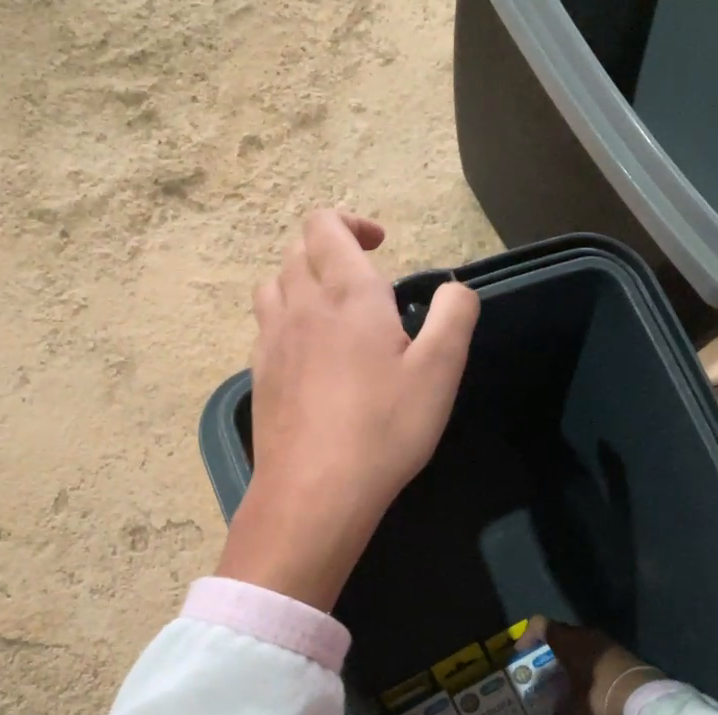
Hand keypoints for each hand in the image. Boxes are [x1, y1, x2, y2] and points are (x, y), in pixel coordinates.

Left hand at [217, 210, 479, 610]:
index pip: (327, 226)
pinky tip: (310, 353)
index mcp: (349, 295)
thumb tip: (456, 288)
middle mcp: (301, 305)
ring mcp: (273, 341)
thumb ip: (454, 316)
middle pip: (298, 249)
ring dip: (301, 280)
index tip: (381, 244)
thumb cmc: (386, 427)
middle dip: (329, 248)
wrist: (317, 488)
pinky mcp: (260, 375)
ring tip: (331, 308)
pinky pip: (266, 327)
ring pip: (274, 284)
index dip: (351, 223)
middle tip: (363, 277)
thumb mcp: (441, 371)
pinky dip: (287, 320)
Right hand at [519, 616, 667, 714]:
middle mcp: (585, 634)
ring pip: (579, 644)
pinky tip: (586, 685)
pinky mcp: (620, 651)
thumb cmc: (599, 694)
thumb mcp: (575, 709)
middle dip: (549, 652)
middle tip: (541, 673)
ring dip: (569, 659)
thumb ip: (561, 712)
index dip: (527, 636)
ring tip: (563, 682)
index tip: (521, 654)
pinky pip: (595, 653)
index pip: (540, 625)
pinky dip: (586, 665)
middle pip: (560, 635)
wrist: (642, 694)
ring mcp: (605, 641)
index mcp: (568, 640)